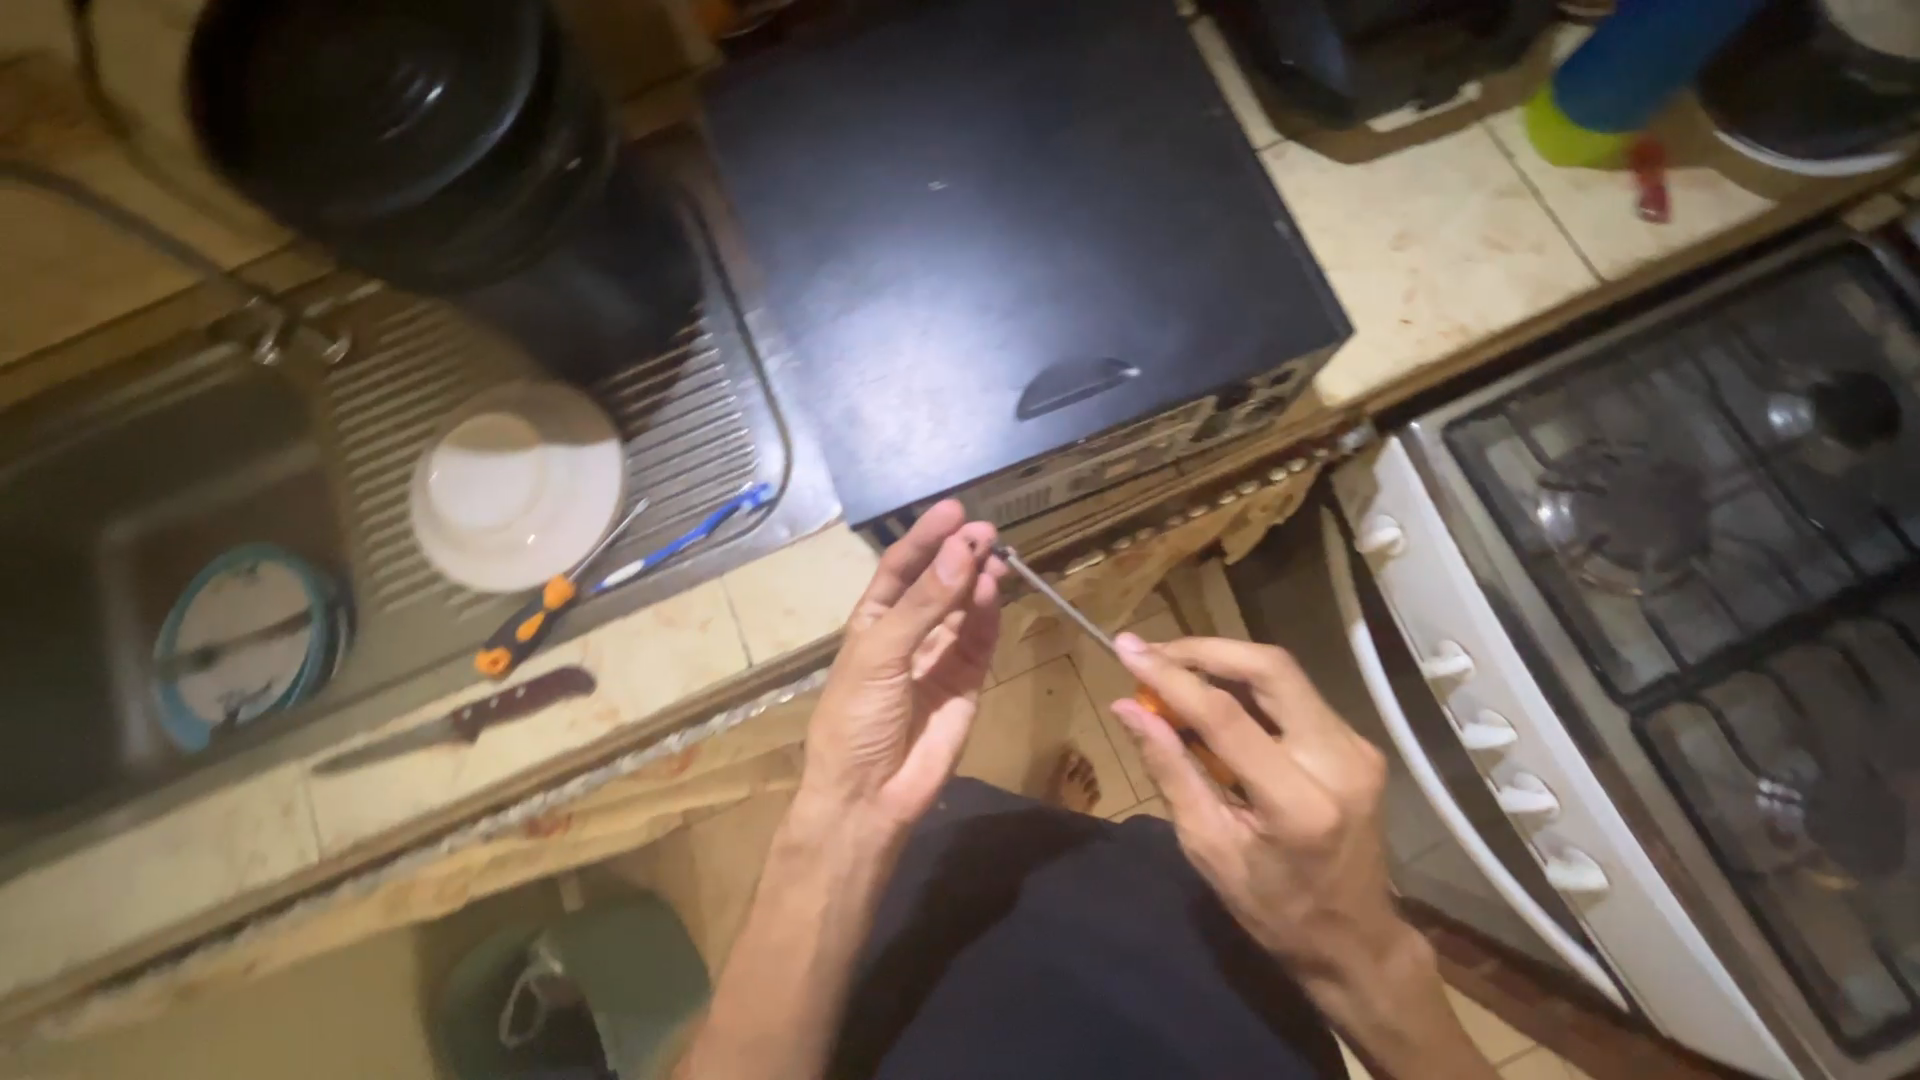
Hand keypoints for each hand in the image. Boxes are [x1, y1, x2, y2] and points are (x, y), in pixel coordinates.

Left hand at [797, 500, 1004, 841]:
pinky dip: (990, 615)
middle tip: (985, 530)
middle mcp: (909, 633)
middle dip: (959, 554)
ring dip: (978, 580)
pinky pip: (981, 640)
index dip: (925, 538)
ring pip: (965, 608)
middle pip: (938, 583)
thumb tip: (962, 551)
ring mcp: (940, 657)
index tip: (953, 509)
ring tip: (995, 553)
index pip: (901, 568)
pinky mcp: (968, 681)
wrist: (870, 794)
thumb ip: (924, 605)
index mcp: (874, 621)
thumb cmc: (855, 719)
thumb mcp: (880, 654)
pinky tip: (994, 590)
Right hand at [1109, 634, 1417, 987]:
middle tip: (1153, 654)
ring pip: (1283, 674)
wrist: (1355, 939)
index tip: (1127, 651)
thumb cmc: (1273, 907)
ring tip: (1172, 672)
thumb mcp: (1208, 847)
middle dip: (1204, 650)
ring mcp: (1357, 748)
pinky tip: (1211, 698)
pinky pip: (1293, 694)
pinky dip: (1245, 687)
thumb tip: (1126, 708)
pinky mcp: (1357, 743)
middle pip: (1271, 669)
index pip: (1226, 716)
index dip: (1171, 677)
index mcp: (1299, 804)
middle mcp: (1339, 763)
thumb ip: (1170, 769)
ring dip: (1223, 663)